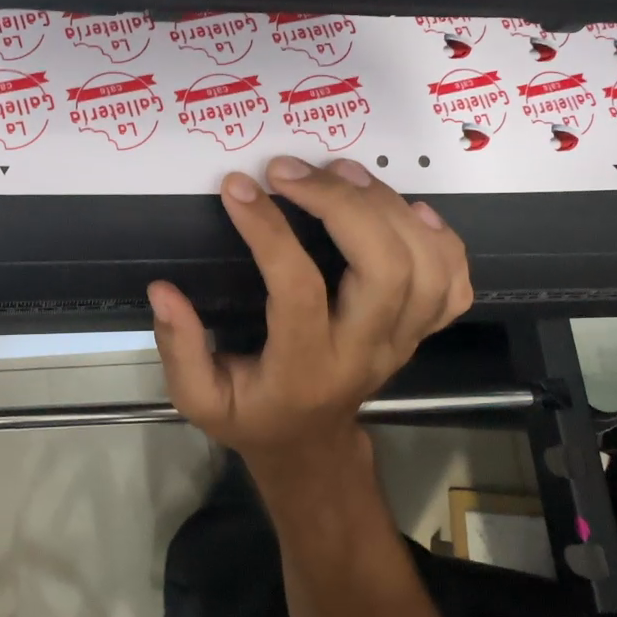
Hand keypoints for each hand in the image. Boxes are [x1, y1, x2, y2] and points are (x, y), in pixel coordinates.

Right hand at [147, 156, 471, 465]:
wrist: (310, 446)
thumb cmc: (249, 417)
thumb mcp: (197, 399)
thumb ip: (178, 348)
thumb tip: (163, 290)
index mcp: (304, 367)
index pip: (299, 288)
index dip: (270, 230)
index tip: (238, 187)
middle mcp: (364, 352)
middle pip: (386, 269)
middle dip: (342, 204)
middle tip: (290, 170)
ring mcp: (401, 341)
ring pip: (426, 266)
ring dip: (387, 206)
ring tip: (339, 171)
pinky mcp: (418, 331)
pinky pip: (453, 281)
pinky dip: (439, 236)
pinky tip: (403, 208)